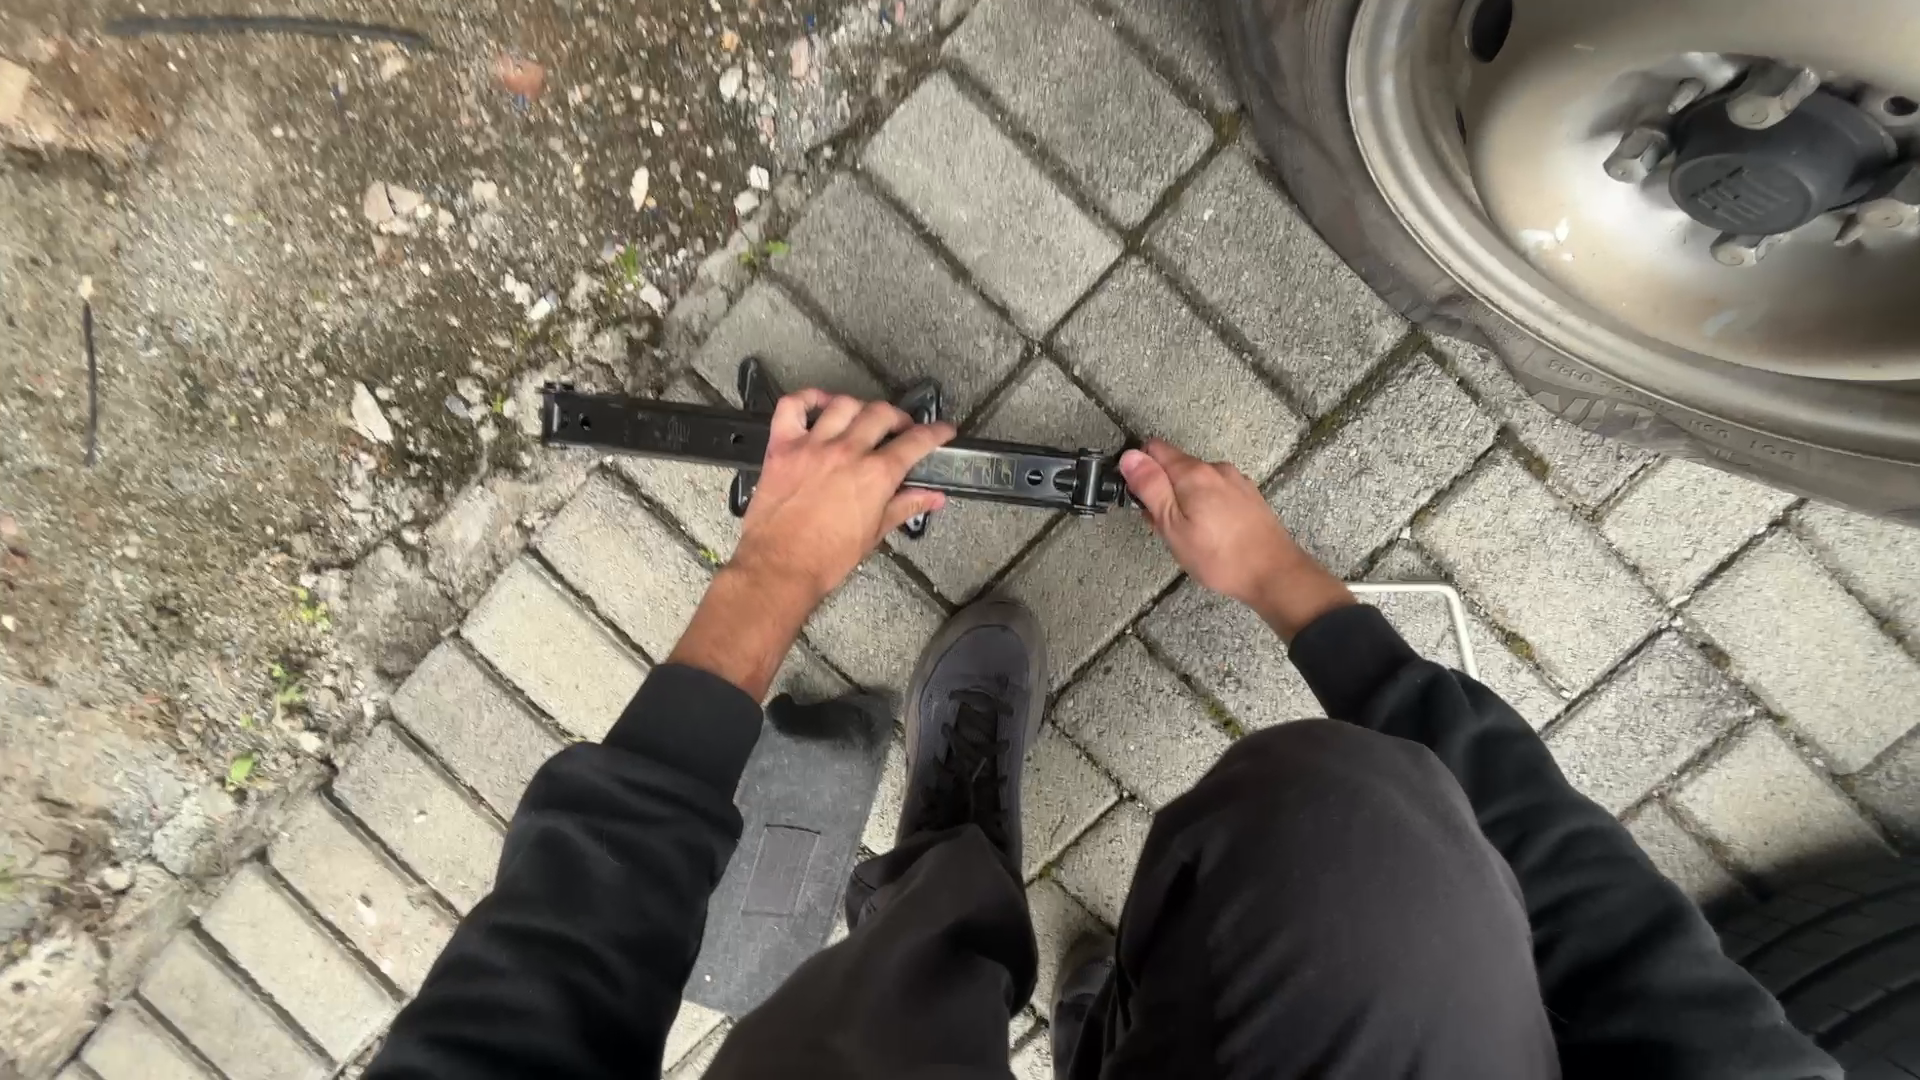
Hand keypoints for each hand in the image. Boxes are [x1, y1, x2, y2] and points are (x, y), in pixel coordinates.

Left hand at [730, 389, 956, 606]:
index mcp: (875, 475)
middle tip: (901, 428)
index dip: (935, 432)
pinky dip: (808, 398)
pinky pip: (793, 406)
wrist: (780, 567)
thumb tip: (931, 497)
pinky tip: (820, 403)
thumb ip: (906, 506)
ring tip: (864, 419)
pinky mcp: (783, 447)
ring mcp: (813, 446)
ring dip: (860, 408)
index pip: (915, 441)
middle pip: (881, 414)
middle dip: (899, 418)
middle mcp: (846, 453)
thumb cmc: (824, 558)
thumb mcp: (875, 532)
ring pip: (844, 405)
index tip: (941, 430)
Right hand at [1118, 439, 1352, 640]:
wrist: (1274, 574)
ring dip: (1183, 500)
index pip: (1153, 449)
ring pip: (1195, 481)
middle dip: (1162, 491)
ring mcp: (1236, 481)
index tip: (1140, 499)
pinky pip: (1215, 492)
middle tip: (1164, 527)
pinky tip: (1209, 533)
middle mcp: (1216, 469)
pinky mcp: (1248, 496)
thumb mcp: (1172, 525)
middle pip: (1175, 467)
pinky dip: (1204, 506)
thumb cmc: (1218, 556)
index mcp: (1193, 473)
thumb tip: (1129, 456)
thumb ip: (1150, 487)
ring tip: (1188, 535)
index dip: (1139, 470)